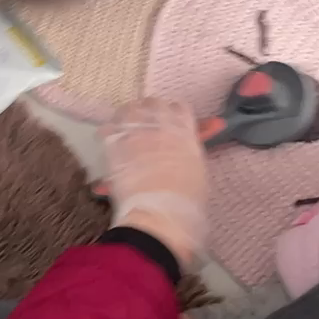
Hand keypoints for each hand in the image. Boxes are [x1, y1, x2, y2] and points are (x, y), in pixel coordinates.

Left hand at [99, 98, 207, 266]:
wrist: (160, 215)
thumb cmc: (188, 198)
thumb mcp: (198, 167)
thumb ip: (196, 145)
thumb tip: (210, 128)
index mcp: (184, 130)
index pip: (178, 107)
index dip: (174, 113)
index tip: (170, 122)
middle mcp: (159, 125)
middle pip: (153, 103)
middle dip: (151, 111)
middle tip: (147, 123)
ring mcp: (135, 132)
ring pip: (129, 110)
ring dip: (129, 116)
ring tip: (127, 127)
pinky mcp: (114, 145)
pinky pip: (108, 128)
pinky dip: (109, 132)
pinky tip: (109, 139)